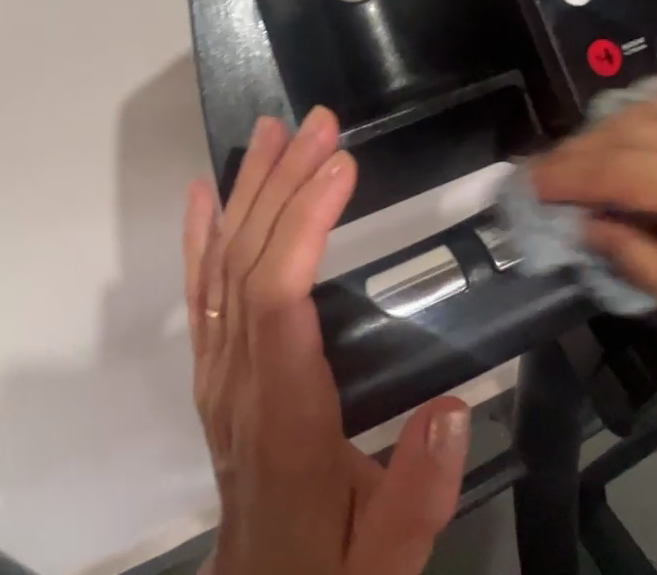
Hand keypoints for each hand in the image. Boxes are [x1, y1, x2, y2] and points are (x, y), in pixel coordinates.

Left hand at [183, 107, 470, 574]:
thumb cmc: (330, 563)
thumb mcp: (386, 553)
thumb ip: (419, 492)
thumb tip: (454, 408)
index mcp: (286, 413)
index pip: (280, 297)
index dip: (304, 223)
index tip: (342, 166)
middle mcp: (240, 380)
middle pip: (249, 262)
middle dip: (284, 183)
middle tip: (320, 124)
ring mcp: (219, 373)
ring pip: (223, 265)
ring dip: (249, 192)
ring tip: (275, 132)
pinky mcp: (217, 374)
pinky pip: (203, 291)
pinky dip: (202, 234)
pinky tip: (206, 193)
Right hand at [533, 94, 656, 412]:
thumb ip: (644, 261)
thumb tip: (590, 227)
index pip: (624, 169)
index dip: (570, 175)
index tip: (530, 185)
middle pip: (638, 129)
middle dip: (583, 148)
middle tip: (546, 174)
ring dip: (614, 128)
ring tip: (582, 160)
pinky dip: (653, 122)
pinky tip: (634, 144)